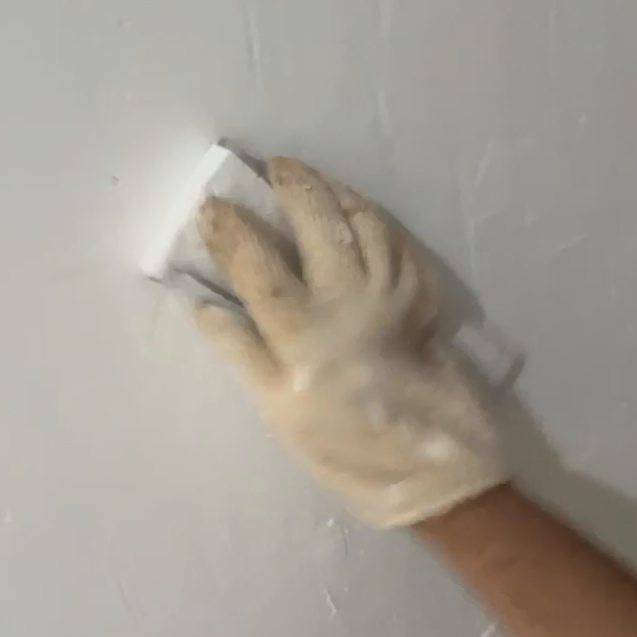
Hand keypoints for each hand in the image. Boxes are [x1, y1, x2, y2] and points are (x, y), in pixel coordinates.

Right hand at [194, 157, 508, 527]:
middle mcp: (348, 303)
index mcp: (304, 337)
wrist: (432, 470)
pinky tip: (358, 210)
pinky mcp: (422, 298)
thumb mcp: (280, 414)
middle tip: (271, 167)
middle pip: (317, 224)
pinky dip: (374, 216)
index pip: (258, 267)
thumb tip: (204, 305)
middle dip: (292, 187)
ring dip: (336, 191)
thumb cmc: (346, 450)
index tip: (211, 205)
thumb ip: (242, 354)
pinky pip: (397, 241)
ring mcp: (392, 295)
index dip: (231, 230)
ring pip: (363, 222)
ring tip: (312, 179)